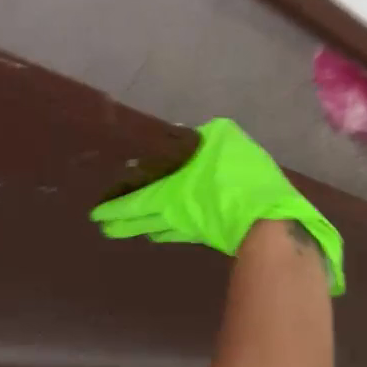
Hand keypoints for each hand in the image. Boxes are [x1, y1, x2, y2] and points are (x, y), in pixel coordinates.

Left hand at [92, 118, 344, 294]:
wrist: (269, 219)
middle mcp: (175, 214)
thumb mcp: (224, 140)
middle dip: (121, 224)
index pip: (131, 202)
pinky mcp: (215, 236)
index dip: (113, 207)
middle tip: (106, 227)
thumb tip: (187, 130)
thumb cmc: (239, 178)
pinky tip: (178, 232)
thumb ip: (205, 133)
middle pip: (140, 222)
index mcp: (167, 193)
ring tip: (139, 231)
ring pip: (163, 230)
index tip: (97, 213)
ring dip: (147, 230)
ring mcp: (195, 229)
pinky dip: (175, 233)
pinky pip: (186, 234)